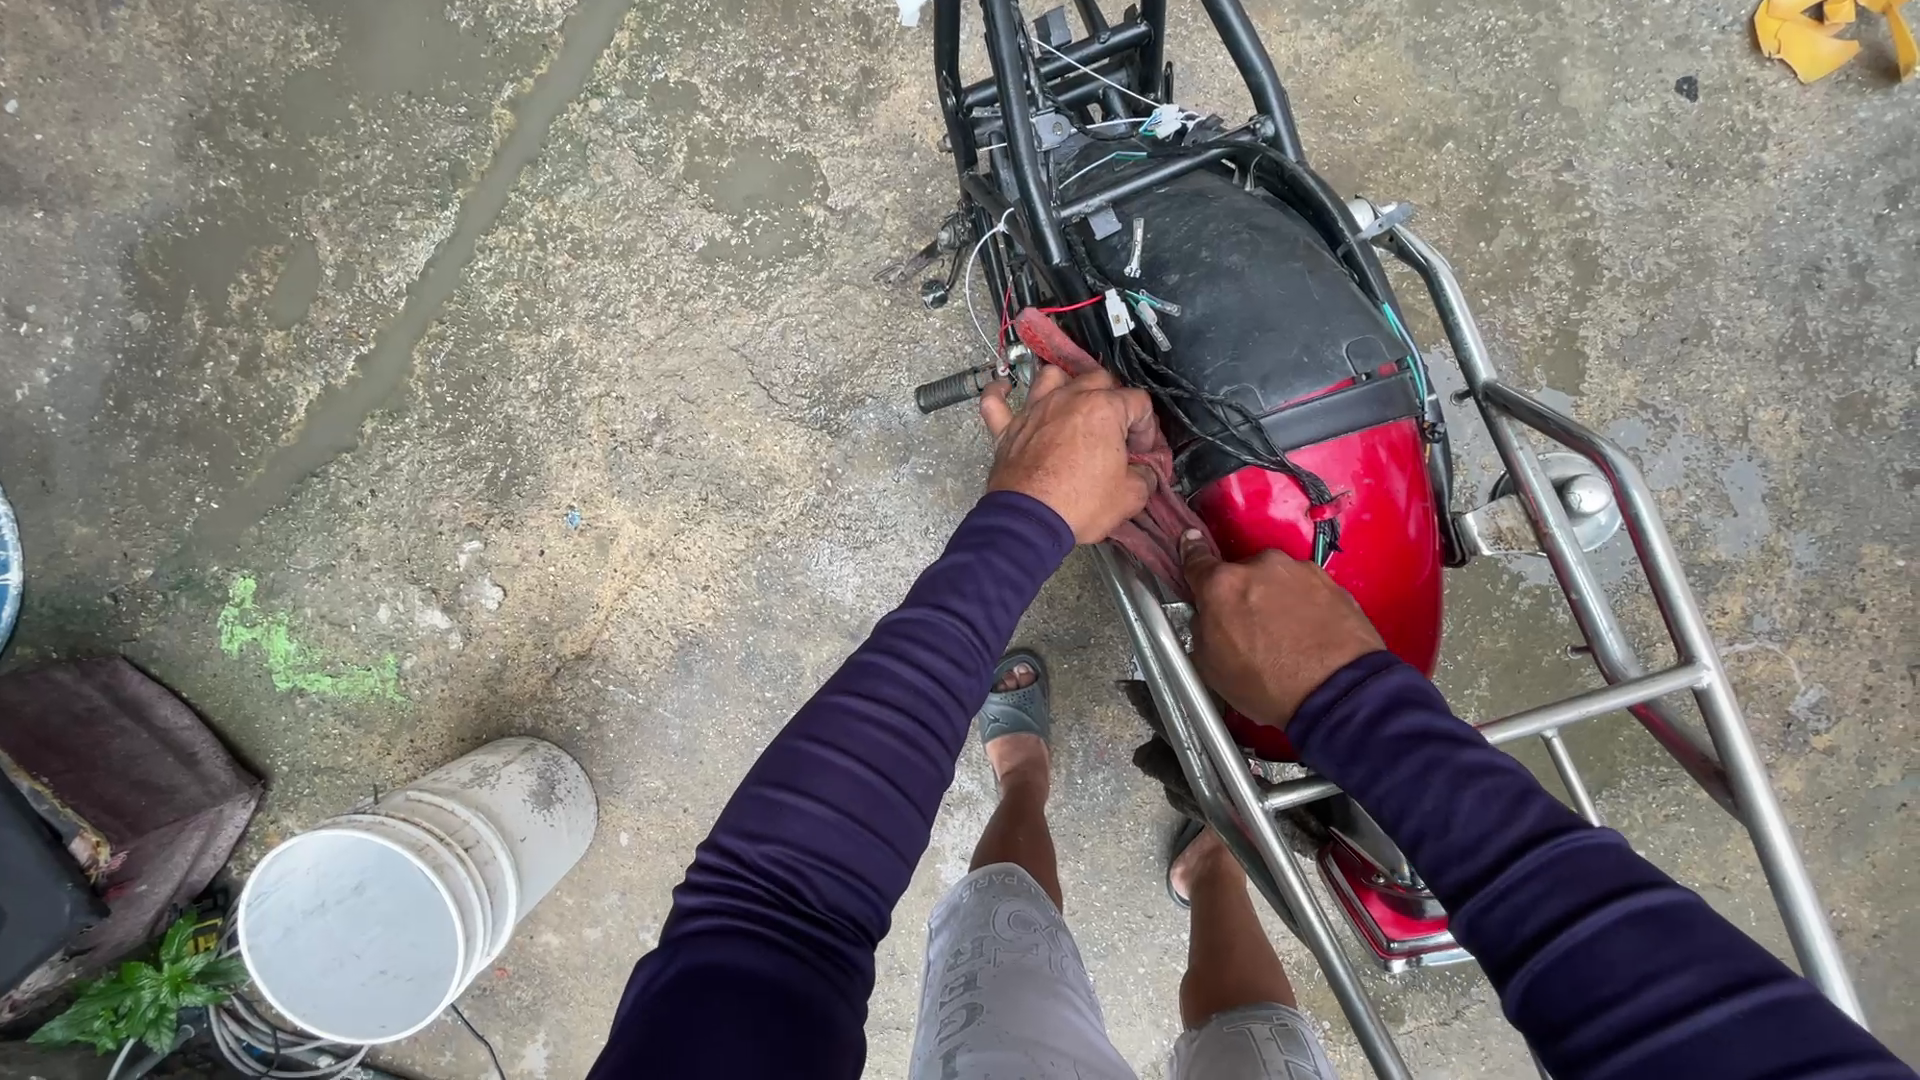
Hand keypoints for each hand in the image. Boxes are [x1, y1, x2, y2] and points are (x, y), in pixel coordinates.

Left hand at [979, 364, 1157, 543]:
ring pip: (1051, 376)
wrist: (1030, 521)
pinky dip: (999, 393)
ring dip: (1065, 383)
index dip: (1147, 427)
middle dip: (1114, 400)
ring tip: (1074, 402)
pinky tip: (1005, 389)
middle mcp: (1067, 400)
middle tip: (1116, 431)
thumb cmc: (1079, 505)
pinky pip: (995, 400)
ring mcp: (1034, 411)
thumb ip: (1144, 477)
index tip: (1143, 450)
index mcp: (1103, 409)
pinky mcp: (1007, 429)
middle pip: (1099, 379)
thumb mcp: (1130, 496)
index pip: (1139, 403)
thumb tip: (1144, 473)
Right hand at [1181, 530, 1384, 728]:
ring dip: (1273, 598)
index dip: (1191, 555)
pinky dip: (1302, 605)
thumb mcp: (1210, 665)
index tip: (1191, 546)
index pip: (1196, 558)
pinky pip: (1304, 588)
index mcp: (1222, 584)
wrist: (1338, 693)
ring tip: (1284, 636)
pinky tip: (1307, 634)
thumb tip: (1205, 618)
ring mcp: (1298, 571)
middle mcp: (1260, 567)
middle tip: (1248, 627)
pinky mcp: (1330, 582)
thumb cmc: (1270, 684)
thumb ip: (1201, 628)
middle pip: (1240, 573)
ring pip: (1274, 579)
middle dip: (1240, 594)